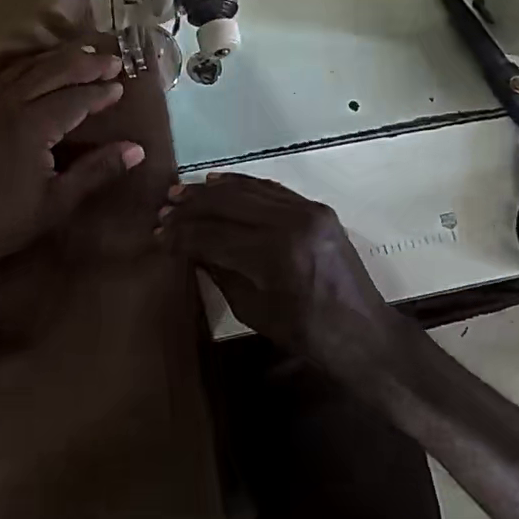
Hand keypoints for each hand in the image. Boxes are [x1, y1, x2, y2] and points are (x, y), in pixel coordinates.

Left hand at [0, 44, 143, 271]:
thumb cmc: (8, 221)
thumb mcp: (60, 200)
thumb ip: (98, 170)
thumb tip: (137, 149)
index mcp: (31, 127)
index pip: (74, 99)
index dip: (100, 92)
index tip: (122, 86)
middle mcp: (7, 106)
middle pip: (51, 73)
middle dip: (84, 64)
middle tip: (112, 59)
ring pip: (26, 69)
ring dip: (57, 59)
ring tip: (83, 55)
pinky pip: (4, 76)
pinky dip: (29, 66)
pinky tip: (39, 68)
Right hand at [157, 174, 405, 369]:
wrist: (361, 331)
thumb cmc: (305, 334)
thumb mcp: (253, 310)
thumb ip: (218, 272)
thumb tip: (187, 247)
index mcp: (275, 255)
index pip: (213, 235)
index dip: (181, 234)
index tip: (157, 234)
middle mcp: (291, 223)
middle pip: (228, 206)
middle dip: (192, 207)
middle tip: (164, 208)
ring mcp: (308, 211)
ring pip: (249, 190)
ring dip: (213, 192)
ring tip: (183, 192)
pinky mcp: (317, 209)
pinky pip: (273, 190)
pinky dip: (244, 186)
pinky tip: (221, 184)